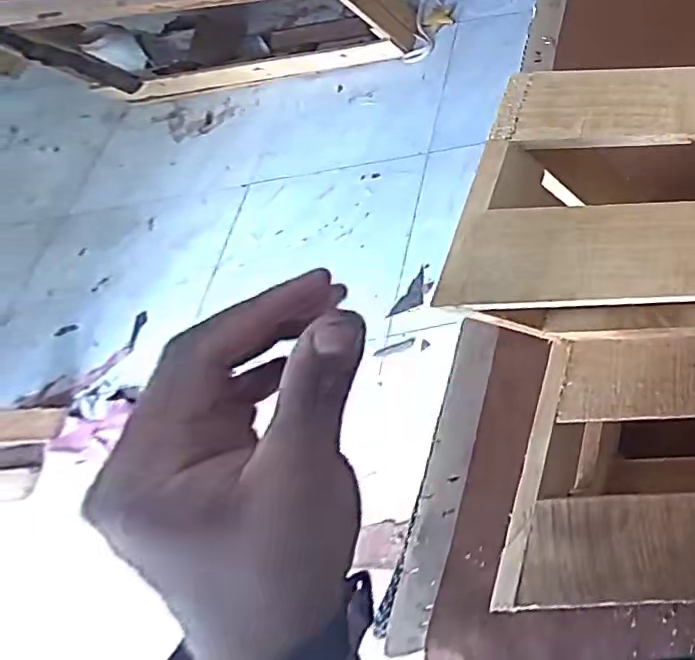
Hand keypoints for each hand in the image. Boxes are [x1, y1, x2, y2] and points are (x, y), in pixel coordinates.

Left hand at [84, 270, 365, 659]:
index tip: (325, 281)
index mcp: (143, 466)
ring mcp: (169, 472)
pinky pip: (234, 409)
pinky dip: (276, 378)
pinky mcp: (202, 476)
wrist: (274, 630)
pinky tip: (311, 367)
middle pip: (201, 369)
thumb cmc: (283, 557)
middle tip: (336, 292)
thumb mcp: (304, 470)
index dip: (261, 311)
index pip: (195, 361)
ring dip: (275, 347)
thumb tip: (341, 316)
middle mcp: (141, 463)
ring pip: (218, 385)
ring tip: (331, 319)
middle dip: (269, 323)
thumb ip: (320, 390)